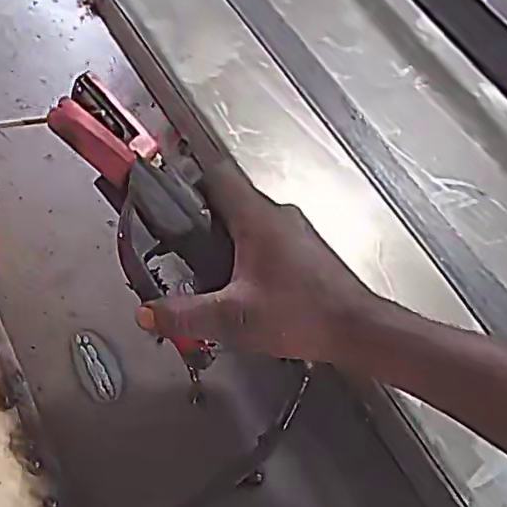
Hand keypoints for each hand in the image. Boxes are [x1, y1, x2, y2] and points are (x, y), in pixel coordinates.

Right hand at [137, 157, 386, 363]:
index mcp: (257, 218)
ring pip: (247, 225)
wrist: (356, 330)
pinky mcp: (303, 254)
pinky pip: (265, 243)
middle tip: (182, 254)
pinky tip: (242, 292)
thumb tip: (149, 313)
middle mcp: (278, 217)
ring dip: (225, 246)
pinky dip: (247, 259)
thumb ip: (186, 315)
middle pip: (228, 202)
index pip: (217, 175)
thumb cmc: (305, 315)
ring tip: (210, 279)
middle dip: (201, 226)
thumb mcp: (233, 318)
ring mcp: (294, 234)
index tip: (169, 202)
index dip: (187, 183)